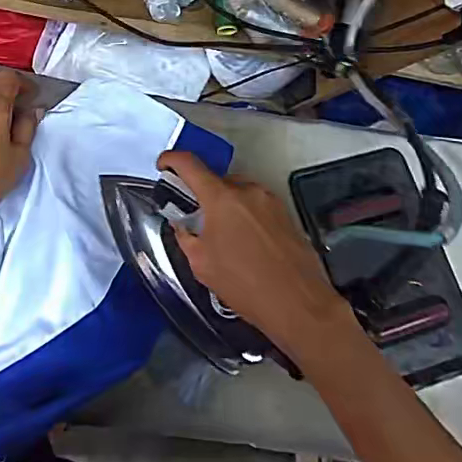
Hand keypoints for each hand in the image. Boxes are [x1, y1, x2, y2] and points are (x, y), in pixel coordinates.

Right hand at [157, 151, 350, 354]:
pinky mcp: (286, 212)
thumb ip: (186, 237)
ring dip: (227, 208)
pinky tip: (247, 245)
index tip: (164, 165)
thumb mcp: (202, 264)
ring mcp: (270, 199)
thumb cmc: (245, 284)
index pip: (191, 165)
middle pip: (217, 181)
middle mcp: (249, 191)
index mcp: (222, 198)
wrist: (296, 300)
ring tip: (226, 241)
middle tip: (197, 223)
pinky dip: (246, 216)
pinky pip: (257, 205)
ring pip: (239, 193)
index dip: (172, 160)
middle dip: (204, 198)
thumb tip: (183, 226)